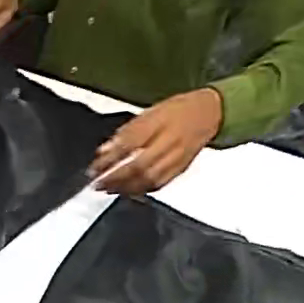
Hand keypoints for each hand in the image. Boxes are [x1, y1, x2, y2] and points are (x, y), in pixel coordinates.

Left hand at [89, 89, 223, 194]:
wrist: (210, 113)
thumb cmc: (176, 111)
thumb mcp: (148, 113)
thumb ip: (125, 133)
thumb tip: (103, 151)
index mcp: (160, 122)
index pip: (129, 144)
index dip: (109, 159)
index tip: (93, 168)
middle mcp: (170, 141)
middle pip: (139, 166)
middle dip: (115, 178)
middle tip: (98, 184)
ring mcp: (178, 156)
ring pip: (149, 179)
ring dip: (125, 187)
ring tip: (109, 189)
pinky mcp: (181, 168)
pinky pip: (160, 184)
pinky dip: (141, 190)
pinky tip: (129, 191)